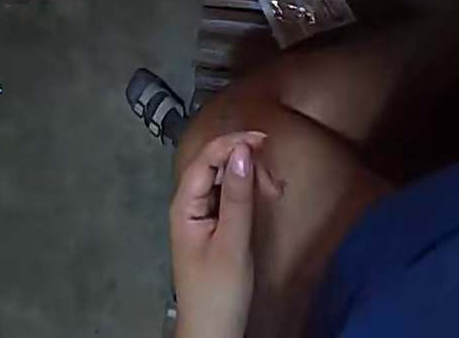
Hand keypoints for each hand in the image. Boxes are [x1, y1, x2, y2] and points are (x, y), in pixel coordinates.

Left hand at [170, 131, 278, 337]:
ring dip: (250, 176)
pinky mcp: (213, 222)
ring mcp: (201, 212)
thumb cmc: (218, 294)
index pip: (206, 158)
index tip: (262, 140)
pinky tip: (265, 196)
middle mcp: (189, 202)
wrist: (212, 337)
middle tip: (273, 181)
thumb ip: (238, 196)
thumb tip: (242, 152)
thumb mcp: (232, 244)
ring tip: (274, 192)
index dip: (232, 143)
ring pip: (226, 176)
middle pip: (216, 164)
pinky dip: (249, 190)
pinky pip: (230, 192)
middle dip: (246, 163)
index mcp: (184, 205)